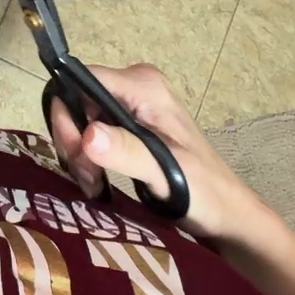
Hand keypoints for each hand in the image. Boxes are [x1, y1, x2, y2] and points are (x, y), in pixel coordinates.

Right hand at [48, 63, 272, 241]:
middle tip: (85, 175)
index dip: (68, 114)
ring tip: (93, 182)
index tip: (75, 153)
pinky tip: (96, 178)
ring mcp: (131, 101)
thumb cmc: (203, 192)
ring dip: (79, 151)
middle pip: (77, 99)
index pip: (81, 80)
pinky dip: (88, 153)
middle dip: (74, 139)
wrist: (227, 213)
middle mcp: (134, 85)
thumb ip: (127, 152)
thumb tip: (89, 136)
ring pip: (80, 116)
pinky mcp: (128, 120)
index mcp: (143, 86)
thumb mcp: (163, 173)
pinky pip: (90, 126)